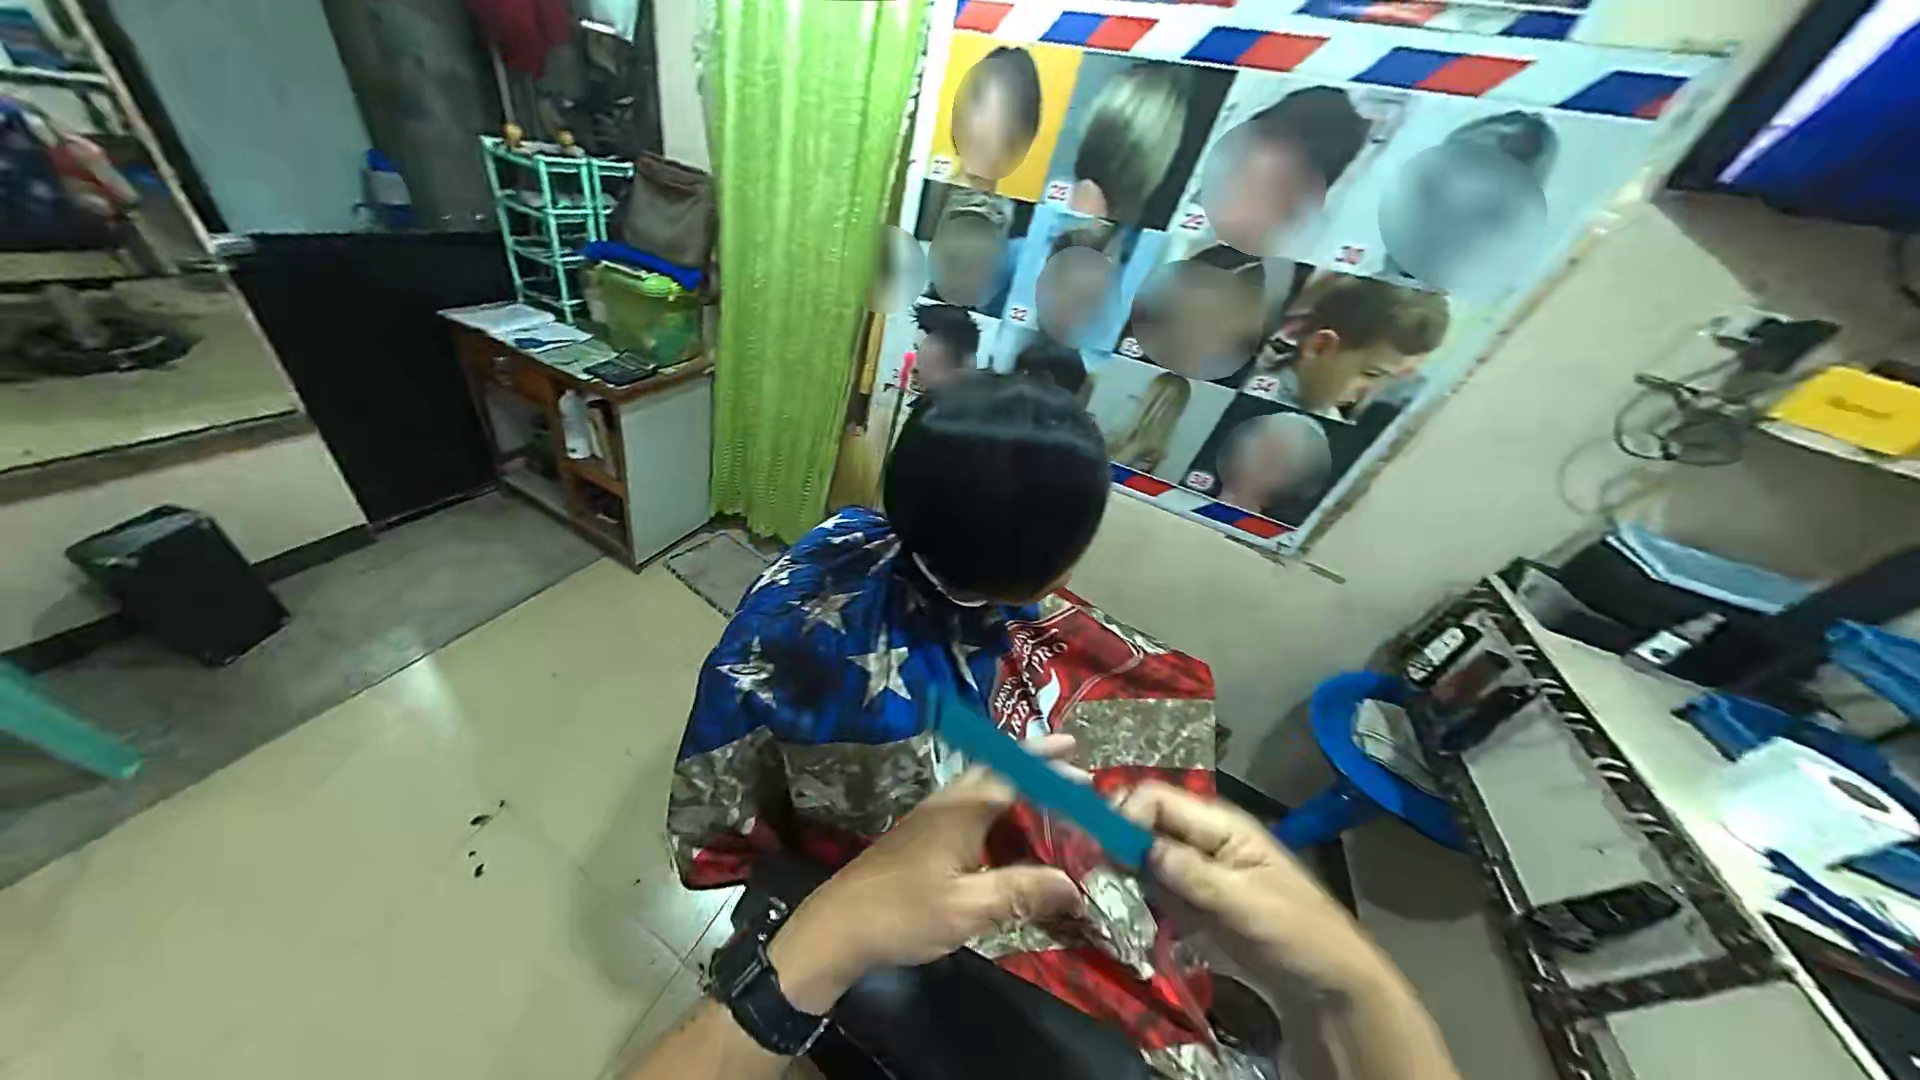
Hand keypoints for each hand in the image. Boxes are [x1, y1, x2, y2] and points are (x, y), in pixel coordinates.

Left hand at [768, 737, 1084, 1011]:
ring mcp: (932, 813)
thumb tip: (1074, 886)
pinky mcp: (923, 830)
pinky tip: (1004, 823)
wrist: (839, 924)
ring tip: (1046, 787)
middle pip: (998, 767)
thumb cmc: (904, 913)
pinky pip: (970, 800)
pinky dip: (998, 799)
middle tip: (1070, 761)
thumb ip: (1021, 893)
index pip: (1014, 775)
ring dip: (1016, 778)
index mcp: (962, 810)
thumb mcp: (968, 909)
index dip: (1048, 766)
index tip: (1078, 759)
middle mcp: (949, 801)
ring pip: (981, 781)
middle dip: (1034, 761)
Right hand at [1117, 780, 1392, 997]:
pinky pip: (1153, 884)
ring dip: (1126, 870)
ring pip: (1143, 853)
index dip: (1128, 813)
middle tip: (1101, 871)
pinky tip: (1137, 911)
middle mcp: (1201, 836)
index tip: (1108, 847)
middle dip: (1120, 841)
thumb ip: (1193, 874)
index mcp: (1219, 823)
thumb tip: (1140, 848)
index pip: (1158, 798)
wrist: (1330, 989)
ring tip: (1115, 894)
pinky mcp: (1191, 896)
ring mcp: (1195, 867)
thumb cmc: (1298, 934)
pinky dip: (1140, 894)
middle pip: (1145, 821)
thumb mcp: (1247, 903)